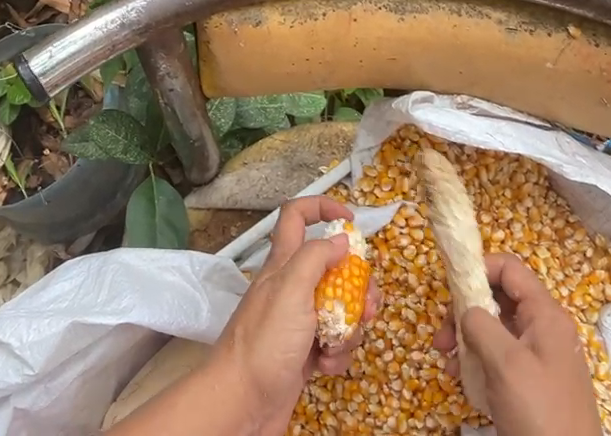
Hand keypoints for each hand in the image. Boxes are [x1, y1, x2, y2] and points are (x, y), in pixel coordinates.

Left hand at [210, 196, 379, 431]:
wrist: (242, 402)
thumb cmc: (265, 341)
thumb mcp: (291, 289)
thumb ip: (315, 257)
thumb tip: (342, 239)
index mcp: (283, 263)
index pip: (297, 216)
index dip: (322, 207)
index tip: (351, 220)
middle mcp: (291, 286)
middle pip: (333, 267)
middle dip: (358, 285)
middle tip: (368, 305)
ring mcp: (299, 320)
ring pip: (340, 308)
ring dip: (349, 327)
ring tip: (336, 346)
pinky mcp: (305, 351)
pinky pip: (334, 343)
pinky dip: (337, 354)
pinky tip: (326, 366)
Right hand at [432, 253, 602, 435]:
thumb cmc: (539, 412)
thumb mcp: (506, 363)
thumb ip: (481, 323)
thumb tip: (467, 309)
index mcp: (545, 314)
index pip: (509, 268)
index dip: (478, 268)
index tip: (449, 287)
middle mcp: (543, 328)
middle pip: (497, 297)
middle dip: (464, 309)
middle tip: (442, 335)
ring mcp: (538, 355)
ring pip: (494, 327)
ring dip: (466, 336)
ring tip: (447, 358)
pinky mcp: (531, 380)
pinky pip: (498, 354)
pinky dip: (476, 358)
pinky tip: (460, 376)